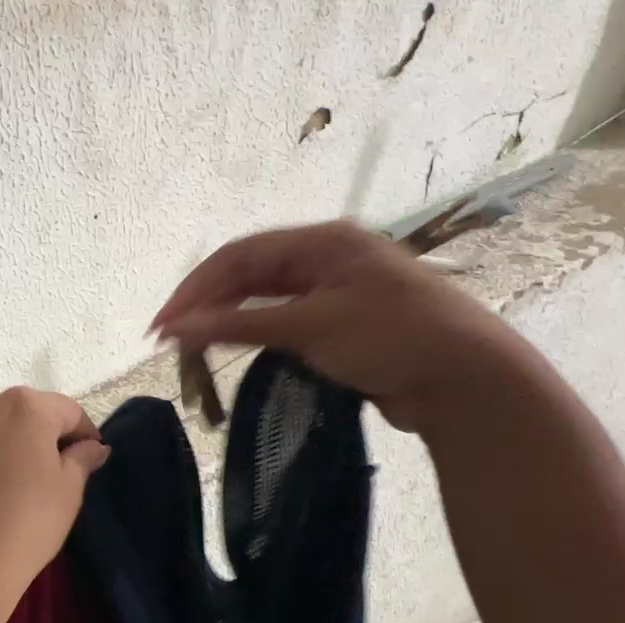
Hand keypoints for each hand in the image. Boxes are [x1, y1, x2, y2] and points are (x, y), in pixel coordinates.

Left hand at [0, 387, 109, 619]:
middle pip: (18, 415)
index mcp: (23, 407)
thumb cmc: (25, 525)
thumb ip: (81, 459)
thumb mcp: (68, 492)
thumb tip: (91, 447)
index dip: (82, 433)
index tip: (89, 456)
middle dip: (36, 437)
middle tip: (46, 474)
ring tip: (4, 488)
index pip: (66, 411)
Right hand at [150, 221, 543, 433]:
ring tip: (188, 348)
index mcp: (322, 241)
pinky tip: (226, 351)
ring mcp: (329, 290)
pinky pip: (275, 321)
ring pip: (257, 299)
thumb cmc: (393, 337)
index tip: (160, 328)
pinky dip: (246, 334)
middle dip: (202, 304)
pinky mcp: (333, 323)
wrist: (464, 379)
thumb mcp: (312, 326)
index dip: (193, 290)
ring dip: (220, 320)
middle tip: (166, 341)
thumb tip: (176, 328)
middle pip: (245, 274)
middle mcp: (323, 258)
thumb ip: (239, 325)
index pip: (238, 257)